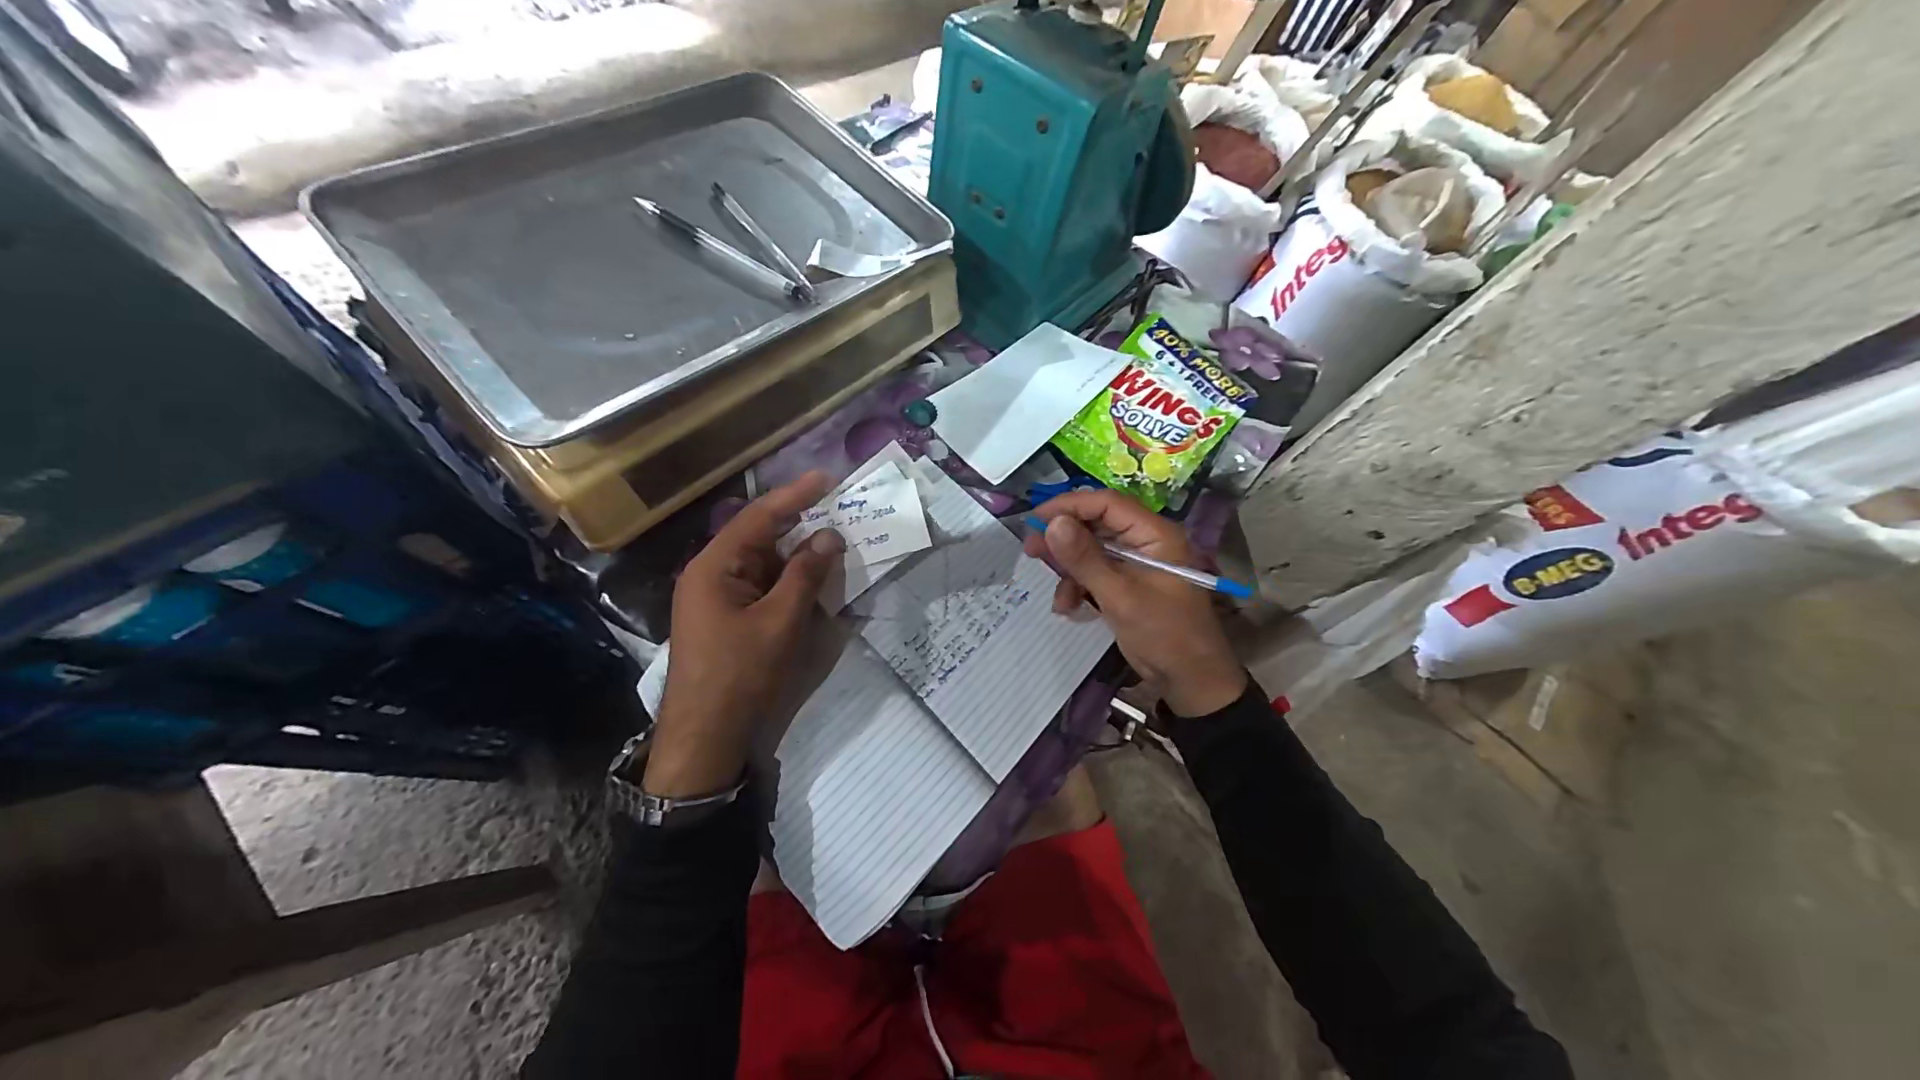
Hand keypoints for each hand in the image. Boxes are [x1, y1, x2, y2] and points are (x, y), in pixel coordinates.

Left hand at [648, 472, 843, 795]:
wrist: (705, 735)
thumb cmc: (739, 674)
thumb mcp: (779, 622)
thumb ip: (806, 575)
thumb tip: (829, 536)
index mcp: (714, 567)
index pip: (758, 518)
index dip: (793, 496)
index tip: (824, 477)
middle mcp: (712, 575)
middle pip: (760, 538)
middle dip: (800, 524)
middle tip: (839, 508)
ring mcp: (719, 598)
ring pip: (764, 564)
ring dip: (798, 555)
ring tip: (836, 539)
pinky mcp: (730, 619)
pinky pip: (763, 588)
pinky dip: (790, 581)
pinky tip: (816, 578)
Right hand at [1025, 491, 1247, 717]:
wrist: (1192, 681)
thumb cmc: (1164, 634)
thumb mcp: (1120, 596)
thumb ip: (1085, 558)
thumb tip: (1052, 522)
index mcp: (1154, 534)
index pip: (1106, 504)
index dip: (1069, 506)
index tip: (1035, 519)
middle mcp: (1145, 542)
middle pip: (1096, 525)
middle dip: (1064, 539)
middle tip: (1031, 549)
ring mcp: (1137, 564)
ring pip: (1092, 551)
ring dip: (1069, 571)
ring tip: (1058, 596)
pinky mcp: (1128, 585)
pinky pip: (1096, 574)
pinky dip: (1079, 587)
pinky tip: (1069, 607)